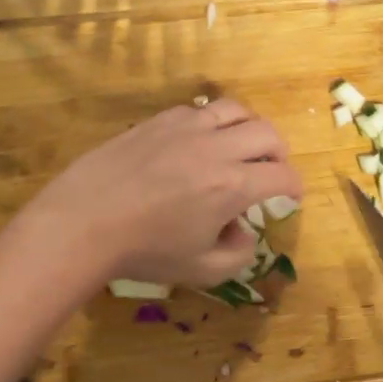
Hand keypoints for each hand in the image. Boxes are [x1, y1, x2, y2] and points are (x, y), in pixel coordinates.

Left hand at [19, 100, 302, 287]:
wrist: (87, 221)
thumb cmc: (148, 252)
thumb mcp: (203, 271)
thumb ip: (238, 255)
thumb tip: (244, 233)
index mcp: (232, 187)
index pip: (282, 176)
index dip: (295, 188)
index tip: (293, 198)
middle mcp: (215, 148)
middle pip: (267, 134)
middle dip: (280, 154)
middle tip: (275, 172)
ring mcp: (185, 128)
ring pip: (235, 111)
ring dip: (251, 129)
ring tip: (245, 148)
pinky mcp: (159, 121)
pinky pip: (200, 111)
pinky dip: (215, 124)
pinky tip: (204, 145)